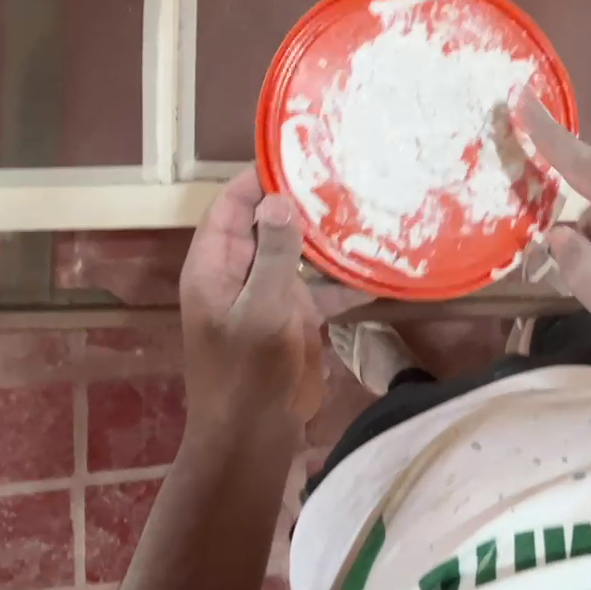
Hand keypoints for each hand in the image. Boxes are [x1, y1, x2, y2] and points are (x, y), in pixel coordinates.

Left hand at [178, 167, 366, 421]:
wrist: (254, 435)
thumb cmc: (249, 371)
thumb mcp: (261, 308)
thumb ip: (272, 252)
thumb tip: (280, 198)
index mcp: (215, 266)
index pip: (230, 206)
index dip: (258, 179)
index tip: (298, 154)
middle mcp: (238, 273)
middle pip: (266, 224)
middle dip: (299, 202)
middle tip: (342, 173)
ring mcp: (267, 295)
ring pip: (296, 253)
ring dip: (324, 236)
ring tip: (363, 206)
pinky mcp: (292, 317)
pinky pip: (318, 286)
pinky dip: (341, 277)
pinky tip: (375, 264)